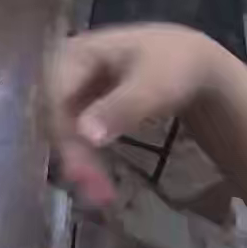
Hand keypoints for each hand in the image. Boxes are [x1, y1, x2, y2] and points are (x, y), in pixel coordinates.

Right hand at [47, 25, 235, 205]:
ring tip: (100, 195)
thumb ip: (121, 106)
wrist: (193, 62)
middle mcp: (65, 67)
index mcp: (76, 52)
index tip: (79, 169)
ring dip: (76, 160)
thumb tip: (85, 135)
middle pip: (53, 111)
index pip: (54, 94)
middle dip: (70, 152)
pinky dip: (84, 156)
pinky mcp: (81, 103)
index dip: (63, 131)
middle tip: (94, 191)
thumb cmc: (174, 65)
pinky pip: (72, 131)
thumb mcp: (154, 84)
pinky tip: (98, 180)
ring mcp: (72, 85)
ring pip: (60, 126)